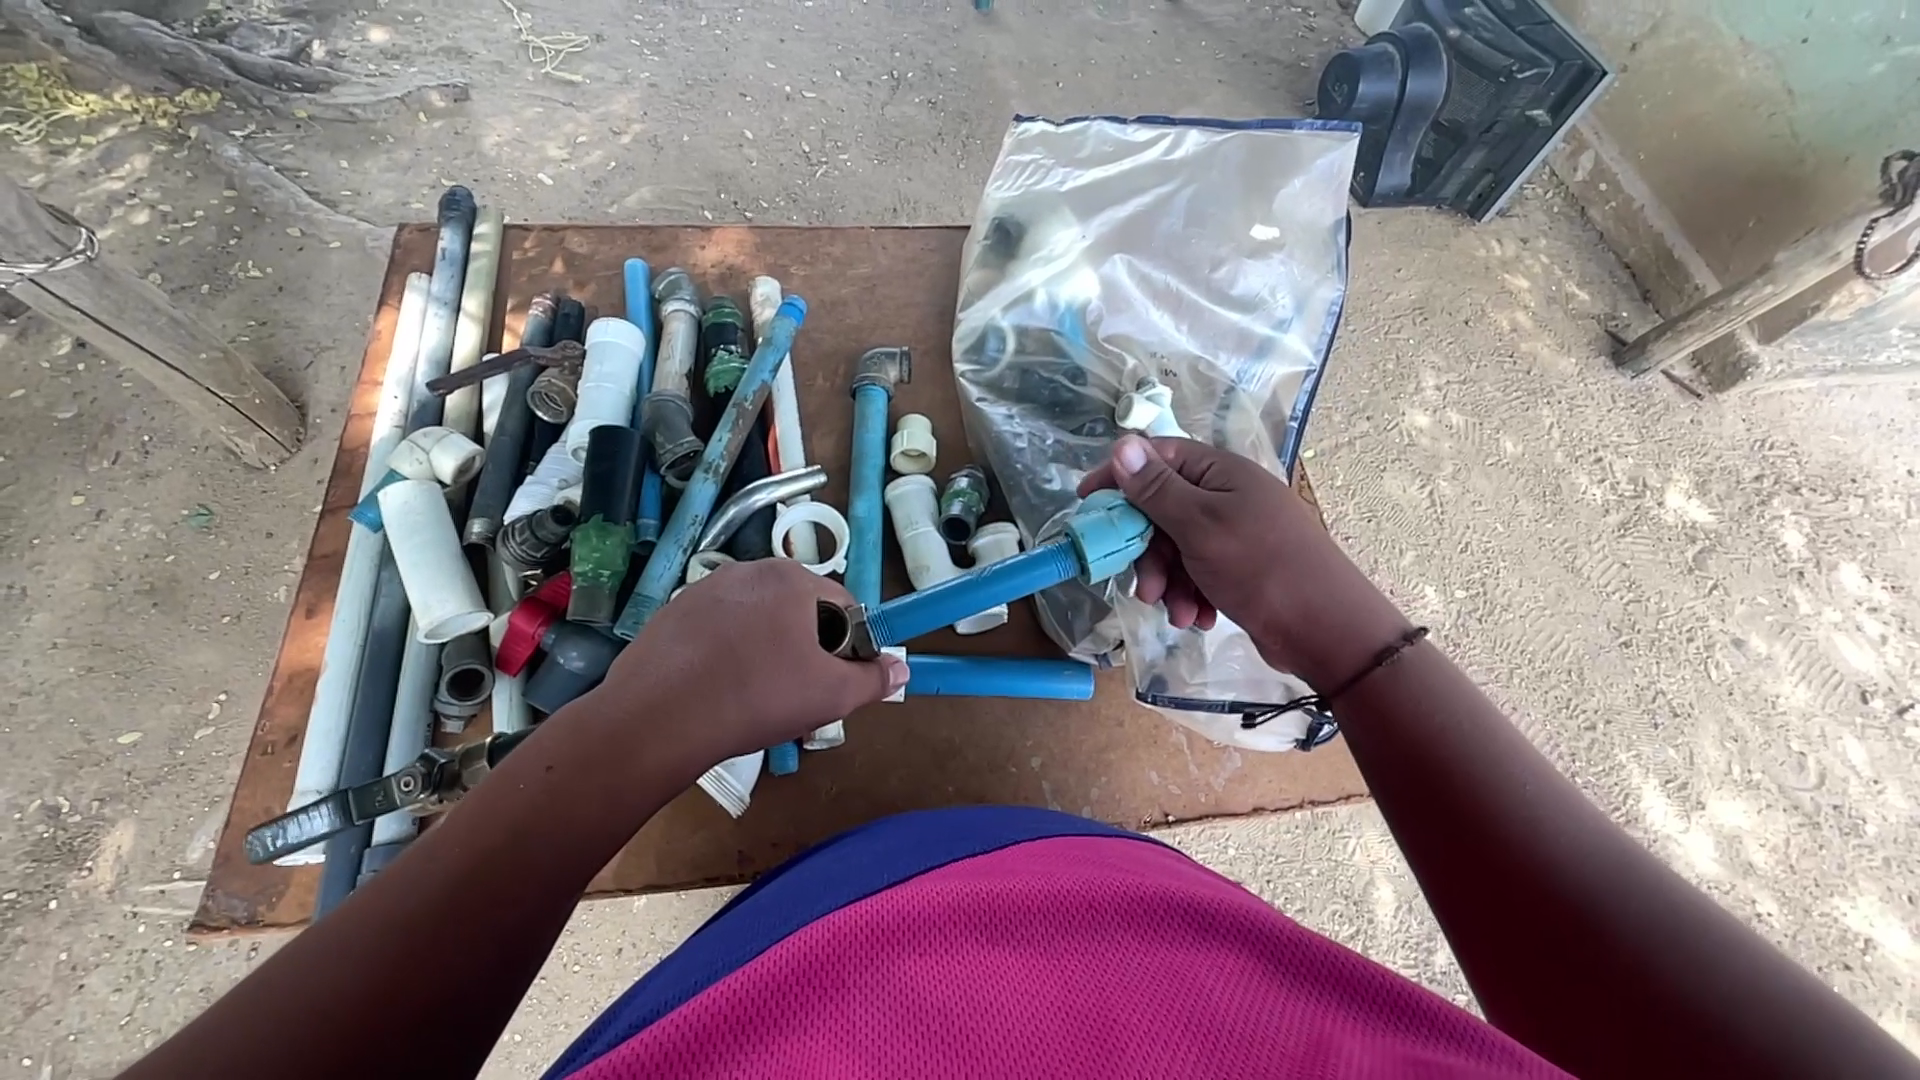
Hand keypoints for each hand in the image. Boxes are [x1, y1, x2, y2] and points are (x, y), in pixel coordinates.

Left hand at [584, 560, 906, 766]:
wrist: (659, 717)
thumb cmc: (759, 698)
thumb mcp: (831, 695)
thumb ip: (872, 679)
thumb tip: (900, 669)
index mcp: (795, 580)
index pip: (844, 608)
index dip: (848, 648)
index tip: (834, 682)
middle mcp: (752, 570)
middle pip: (800, 608)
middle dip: (806, 646)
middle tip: (795, 691)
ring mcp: (707, 587)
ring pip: (757, 618)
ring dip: (766, 646)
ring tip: (753, 692)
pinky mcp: (674, 610)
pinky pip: (719, 628)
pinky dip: (727, 650)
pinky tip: (717, 686)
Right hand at [1078, 435, 1409, 686]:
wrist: (1327, 630)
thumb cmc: (1262, 567)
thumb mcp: (1200, 525)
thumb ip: (1157, 489)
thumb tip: (1122, 443)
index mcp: (1219, 473)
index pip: (1156, 457)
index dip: (1119, 477)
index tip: (1087, 503)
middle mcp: (1225, 496)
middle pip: (1161, 511)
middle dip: (1147, 552)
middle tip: (1144, 586)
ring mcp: (1233, 532)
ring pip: (1174, 548)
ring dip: (1168, 581)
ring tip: (1176, 612)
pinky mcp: (1237, 567)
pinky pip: (1195, 572)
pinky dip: (1189, 595)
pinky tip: (1196, 618)